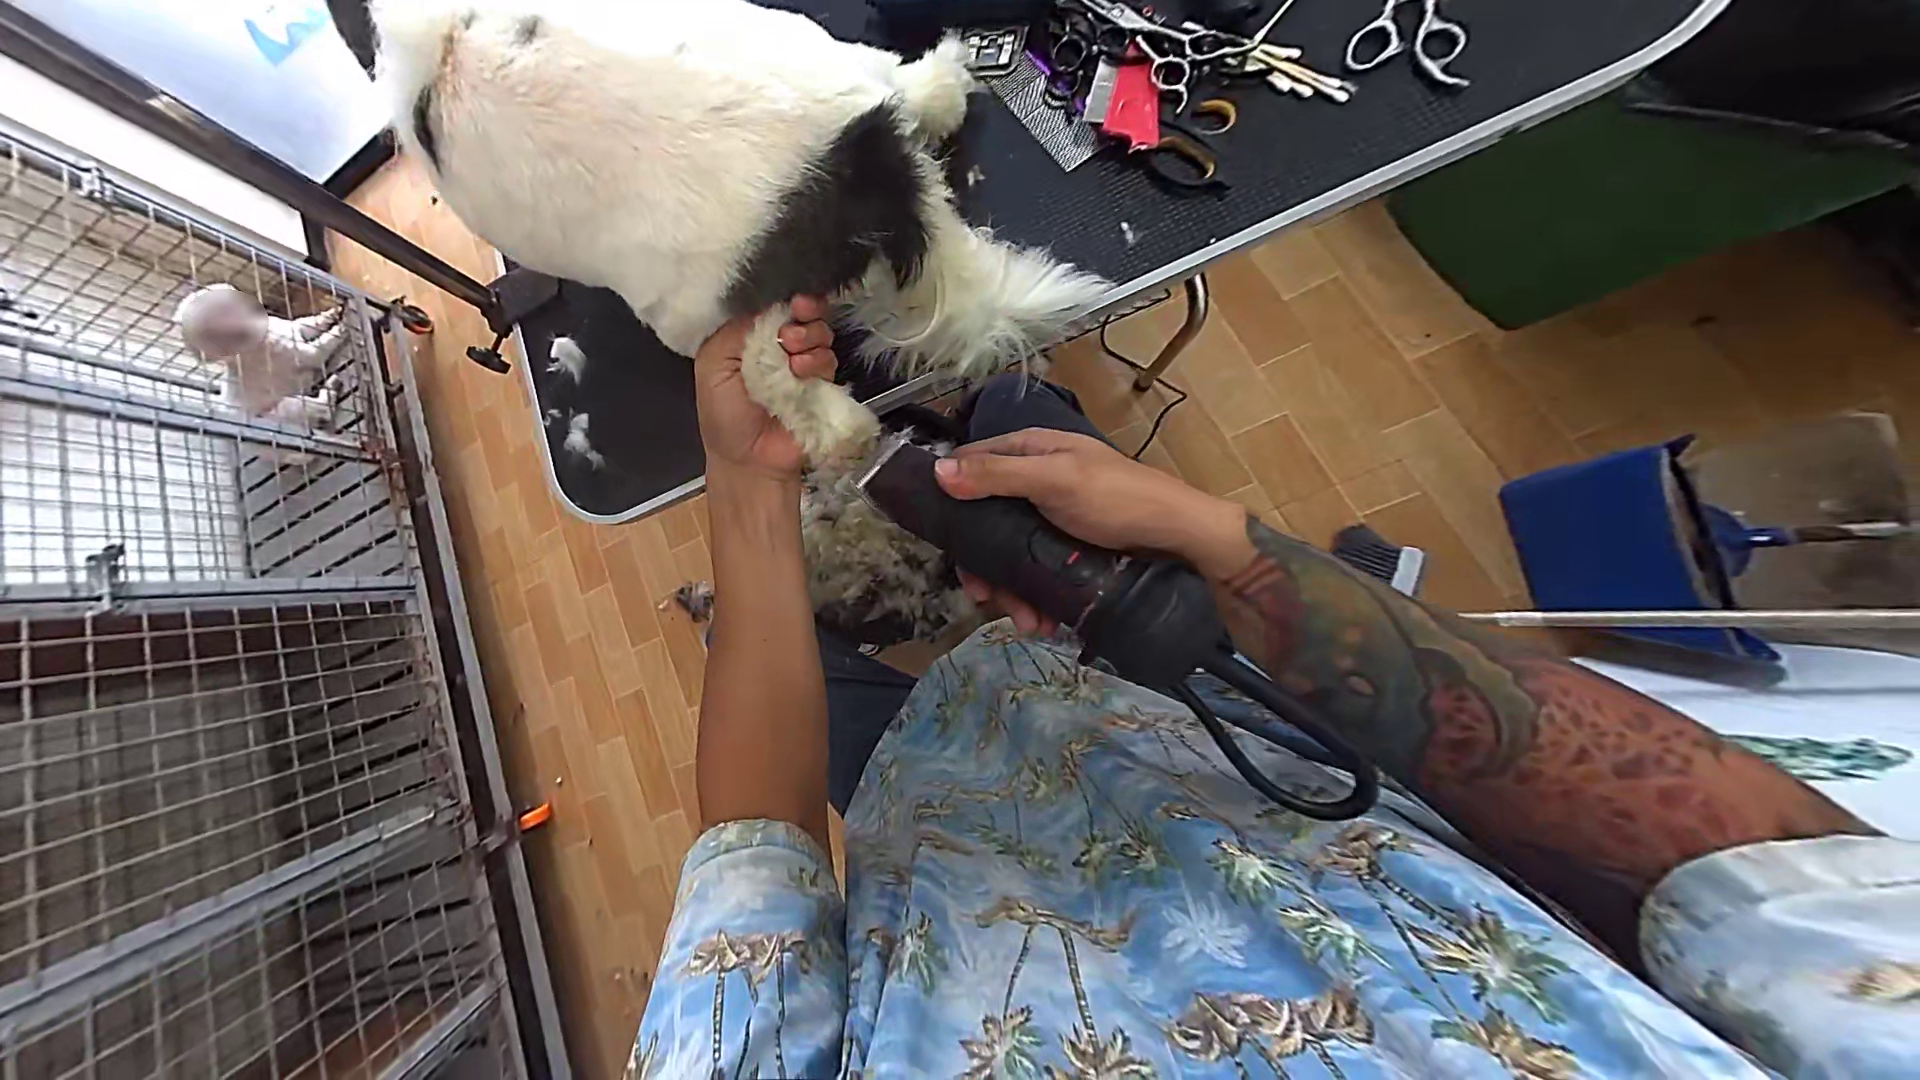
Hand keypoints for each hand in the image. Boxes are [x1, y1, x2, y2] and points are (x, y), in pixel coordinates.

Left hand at [694, 296, 836, 481]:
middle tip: (790, 336)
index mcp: (751, 338)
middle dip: (804, 315)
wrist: (750, 461)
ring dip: (811, 338)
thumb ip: (736, 331)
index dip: (785, 298)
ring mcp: (803, 367)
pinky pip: (831, 360)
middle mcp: (779, 348)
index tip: (791, 301)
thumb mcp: (713, 365)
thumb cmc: (724, 416)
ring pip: (821, 334)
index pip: (773, 305)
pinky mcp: (822, 386)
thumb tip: (769, 306)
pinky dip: (821, 360)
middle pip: (804, 314)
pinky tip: (804, 374)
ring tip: (794, 359)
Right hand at [934, 429, 1256, 631]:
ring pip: (1008, 551)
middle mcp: (1033, 479)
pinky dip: (1032, 594)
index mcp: (1029, 451)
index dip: (950, 497)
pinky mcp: (1063, 544)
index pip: (971, 464)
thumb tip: (938, 472)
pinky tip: (1041, 619)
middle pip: (985, 519)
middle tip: (982, 596)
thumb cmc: (1117, 499)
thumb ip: (997, 475)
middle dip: (982, 563)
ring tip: (1024, 620)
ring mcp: (1048, 515)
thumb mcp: (1055, 481)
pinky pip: (1032, 567)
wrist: (1178, 537)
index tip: (941, 539)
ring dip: (1009, 589)